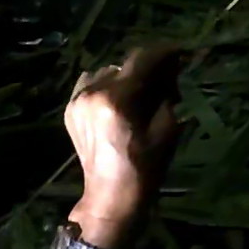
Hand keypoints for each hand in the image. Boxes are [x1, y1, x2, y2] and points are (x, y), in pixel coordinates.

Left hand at [65, 47, 181, 248]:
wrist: (110, 197)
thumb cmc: (144, 168)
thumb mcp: (167, 130)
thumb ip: (166, 94)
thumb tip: (168, 72)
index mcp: (117, 99)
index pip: (141, 60)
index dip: (163, 52)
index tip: (178, 51)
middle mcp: (93, 93)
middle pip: (125, 65)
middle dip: (147, 70)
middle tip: (165, 84)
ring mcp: (77, 101)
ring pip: (107, 72)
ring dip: (126, 77)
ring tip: (139, 94)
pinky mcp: (70, 110)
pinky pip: (91, 84)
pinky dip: (107, 86)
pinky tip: (118, 100)